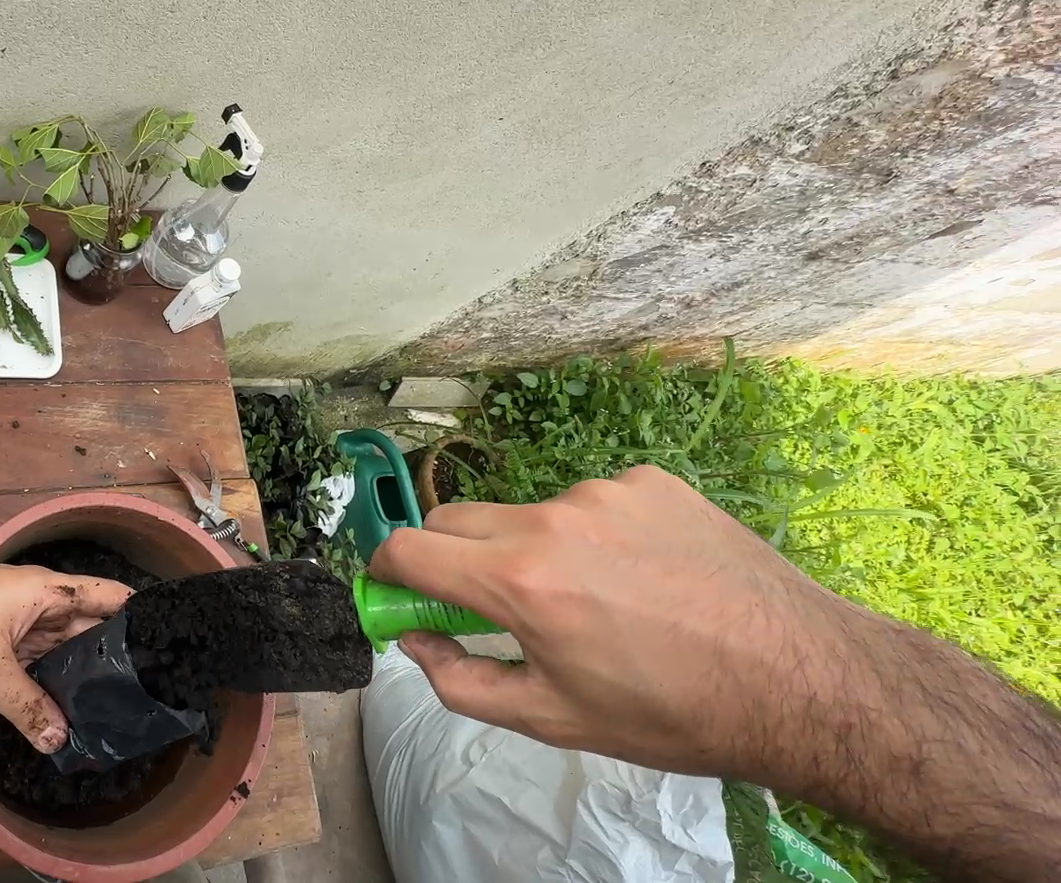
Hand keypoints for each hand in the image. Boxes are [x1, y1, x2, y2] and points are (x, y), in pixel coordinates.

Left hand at [0, 564, 131, 753]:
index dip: (138, 613)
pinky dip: (50, 675)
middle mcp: (36, 599)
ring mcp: (16, 616)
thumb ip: (26, 706)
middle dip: (112, 651)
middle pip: (87, 623)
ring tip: (110, 701)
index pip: (108, 595)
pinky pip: (35, 655)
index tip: (167, 640)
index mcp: (44, 589)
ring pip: (61, 642)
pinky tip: (63, 702)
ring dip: (79, 668)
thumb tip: (61, 736)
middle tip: (144, 687)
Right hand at [369, 465, 860, 778]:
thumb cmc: (674, 715)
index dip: (384, 568)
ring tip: (593, 594)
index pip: (406, 548)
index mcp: (518, 581)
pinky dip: (589, 532)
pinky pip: (586, 500)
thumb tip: (414, 639)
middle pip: (452, 519)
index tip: (392, 587)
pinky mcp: (646, 479)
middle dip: (448, 557)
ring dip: (527, 547)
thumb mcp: (554, 719)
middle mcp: (548, 520)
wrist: (815, 684)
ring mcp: (600, 491)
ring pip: (523, 513)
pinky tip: (639, 570)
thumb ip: (460, 682)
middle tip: (487, 600)